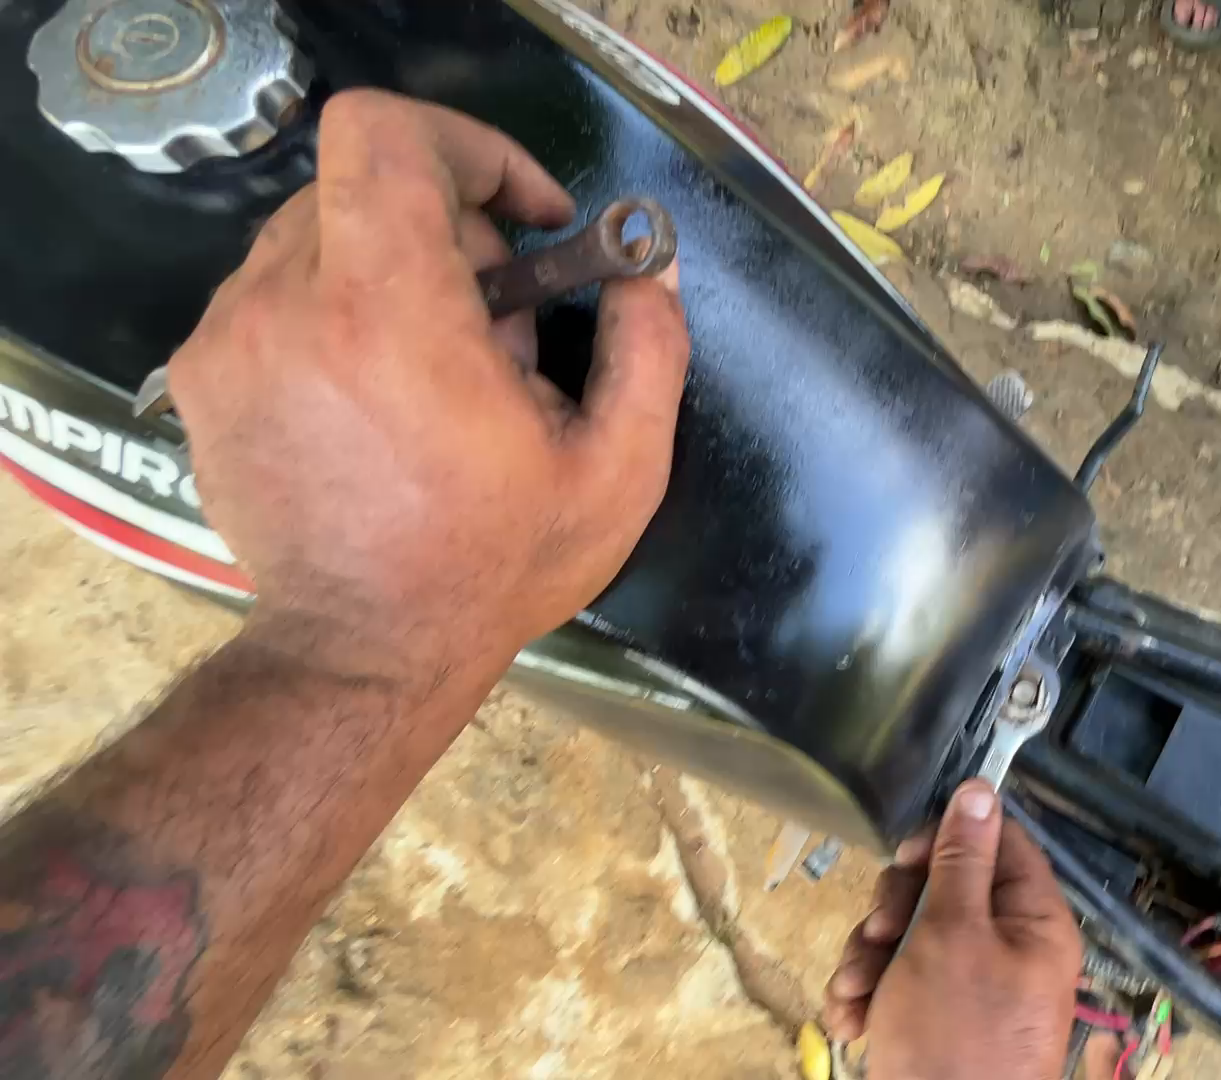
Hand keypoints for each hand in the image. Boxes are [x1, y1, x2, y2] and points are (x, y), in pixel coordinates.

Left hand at [169, 89, 687, 681]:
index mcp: (396, 320)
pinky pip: (288, 286)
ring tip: (457, 371)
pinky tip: (397, 396)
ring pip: (327, 233)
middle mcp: (288, 306)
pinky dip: (356, 306)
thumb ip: (651, 351)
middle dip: (463, 235)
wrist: (372, 650)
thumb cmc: (510, 560)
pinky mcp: (206, 371)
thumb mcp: (624, 468)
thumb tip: (652, 267)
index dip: (476, 150)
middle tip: (513, 329)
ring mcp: (230, 338)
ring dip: (410, 272)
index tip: (536, 222)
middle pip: (371, 187)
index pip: (390, 137)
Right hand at [824, 780, 1081, 1079]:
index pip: (999, 842)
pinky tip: (853, 1017)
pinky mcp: (939, 1016)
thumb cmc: (953, 1036)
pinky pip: (904, 976)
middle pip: (950, 885)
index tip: (907, 852)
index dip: (951, 836)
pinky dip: (874, 989)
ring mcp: (973, 984)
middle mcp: (1010, 946)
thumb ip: (962, 858)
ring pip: (916, 930)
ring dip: (874, 952)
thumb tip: (980, 787)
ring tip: (857, 988)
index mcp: (1034, 921)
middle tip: (879, 930)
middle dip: (900, 904)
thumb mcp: (954, 934)